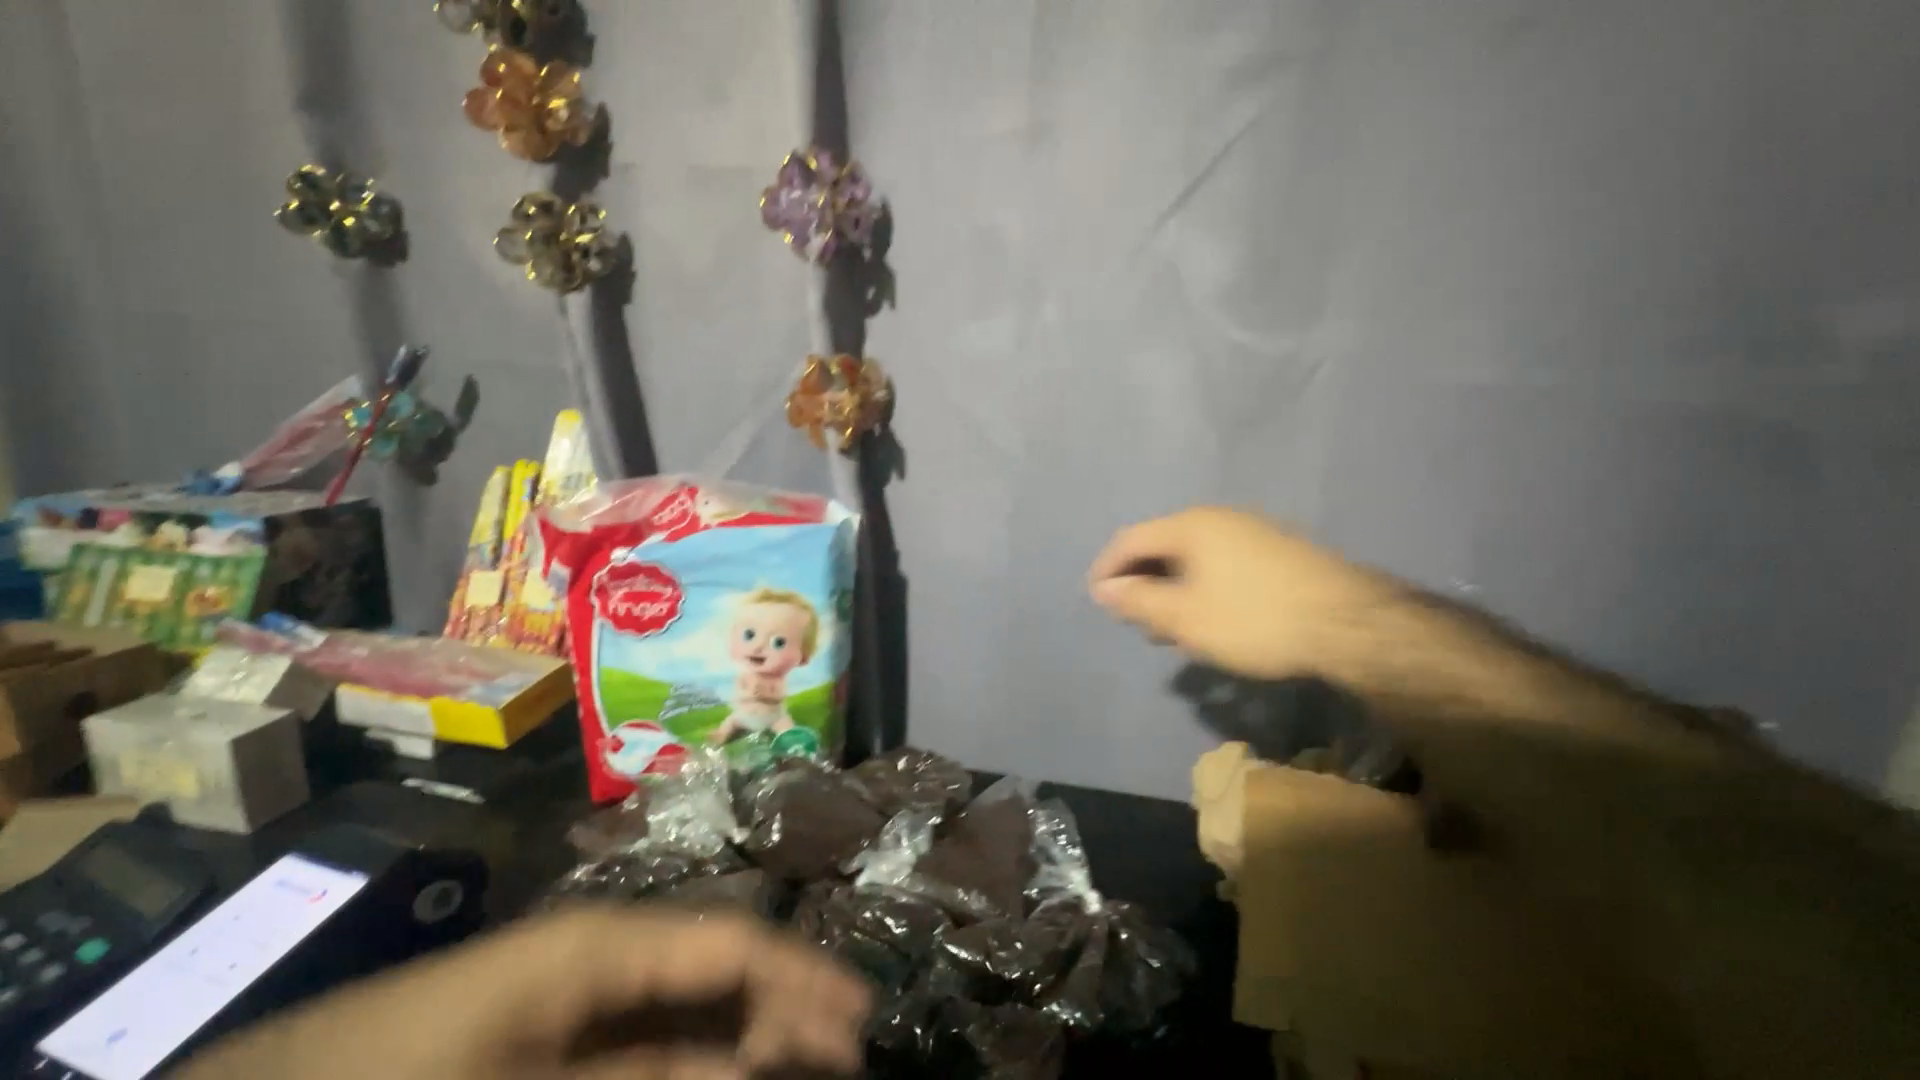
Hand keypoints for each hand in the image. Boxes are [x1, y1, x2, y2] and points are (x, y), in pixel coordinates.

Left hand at [177, 907, 871, 1079]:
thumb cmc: (404, 1078)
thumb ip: (654, 1073)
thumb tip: (757, 1059)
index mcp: (602, 945)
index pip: (730, 946)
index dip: (801, 976)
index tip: (863, 1015)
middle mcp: (599, 958)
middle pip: (717, 974)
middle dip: (784, 1008)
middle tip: (848, 1052)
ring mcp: (573, 1003)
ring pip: (684, 1017)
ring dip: (744, 1041)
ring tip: (806, 1062)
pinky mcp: (549, 1042)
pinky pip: (642, 1050)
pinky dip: (691, 1064)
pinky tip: (724, 1075)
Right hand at [1088, 507, 1395, 681]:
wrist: (1349, 625)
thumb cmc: (1254, 620)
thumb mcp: (1185, 617)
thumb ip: (1138, 600)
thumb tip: (1105, 587)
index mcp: (1191, 526)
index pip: (1131, 539)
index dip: (1107, 569)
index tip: (1097, 601)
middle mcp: (1220, 518)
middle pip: (1164, 544)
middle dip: (1142, 582)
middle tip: (1136, 621)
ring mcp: (1255, 532)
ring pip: (1195, 557)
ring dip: (1174, 589)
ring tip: (1174, 628)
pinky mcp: (1280, 552)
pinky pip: (1224, 564)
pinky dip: (1204, 587)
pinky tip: (1215, 619)